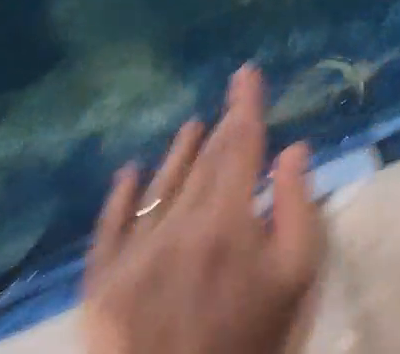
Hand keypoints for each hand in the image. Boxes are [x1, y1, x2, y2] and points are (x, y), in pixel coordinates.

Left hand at [82, 66, 324, 353]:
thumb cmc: (253, 342)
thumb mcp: (297, 280)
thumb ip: (296, 210)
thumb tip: (291, 150)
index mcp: (226, 220)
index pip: (240, 147)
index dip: (246, 107)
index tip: (248, 73)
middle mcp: (176, 224)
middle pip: (204, 163)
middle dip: (221, 127)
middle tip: (231, 98)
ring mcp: (134, 252)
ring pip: (159, 186)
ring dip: (178, 152)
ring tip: (191, 125)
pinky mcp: (103, 284)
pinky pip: (109, 228)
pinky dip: (119, 197)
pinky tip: (128, 173)